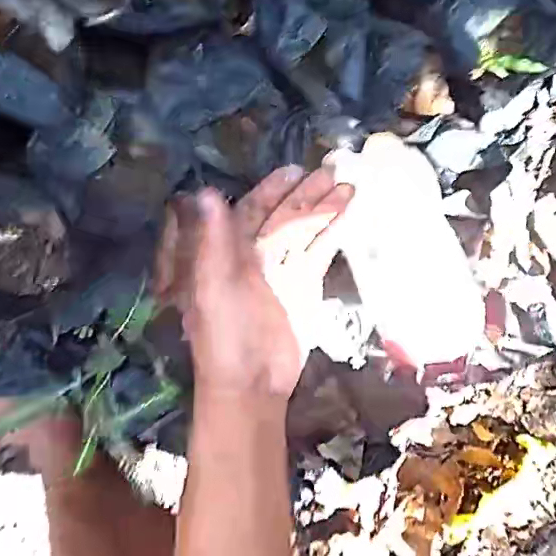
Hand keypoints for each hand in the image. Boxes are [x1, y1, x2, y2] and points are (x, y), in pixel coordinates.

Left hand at [153, 166, 352, 403]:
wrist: (252, 385)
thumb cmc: (224, 337)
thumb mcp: (212, 287)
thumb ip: (213, 240)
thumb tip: (207, 191)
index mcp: (226, 251)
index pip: (250, 210)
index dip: (271, 189)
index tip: (293, 171)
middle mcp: (253, 254)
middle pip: (281, 215)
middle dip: (305, 193)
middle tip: (331, 170)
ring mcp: (281, 268)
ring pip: (303, 229)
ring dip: (323, 207)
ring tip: (348, 185)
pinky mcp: (304, 284)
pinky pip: (318, 250)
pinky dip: (332, 231)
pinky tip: (348, 212)